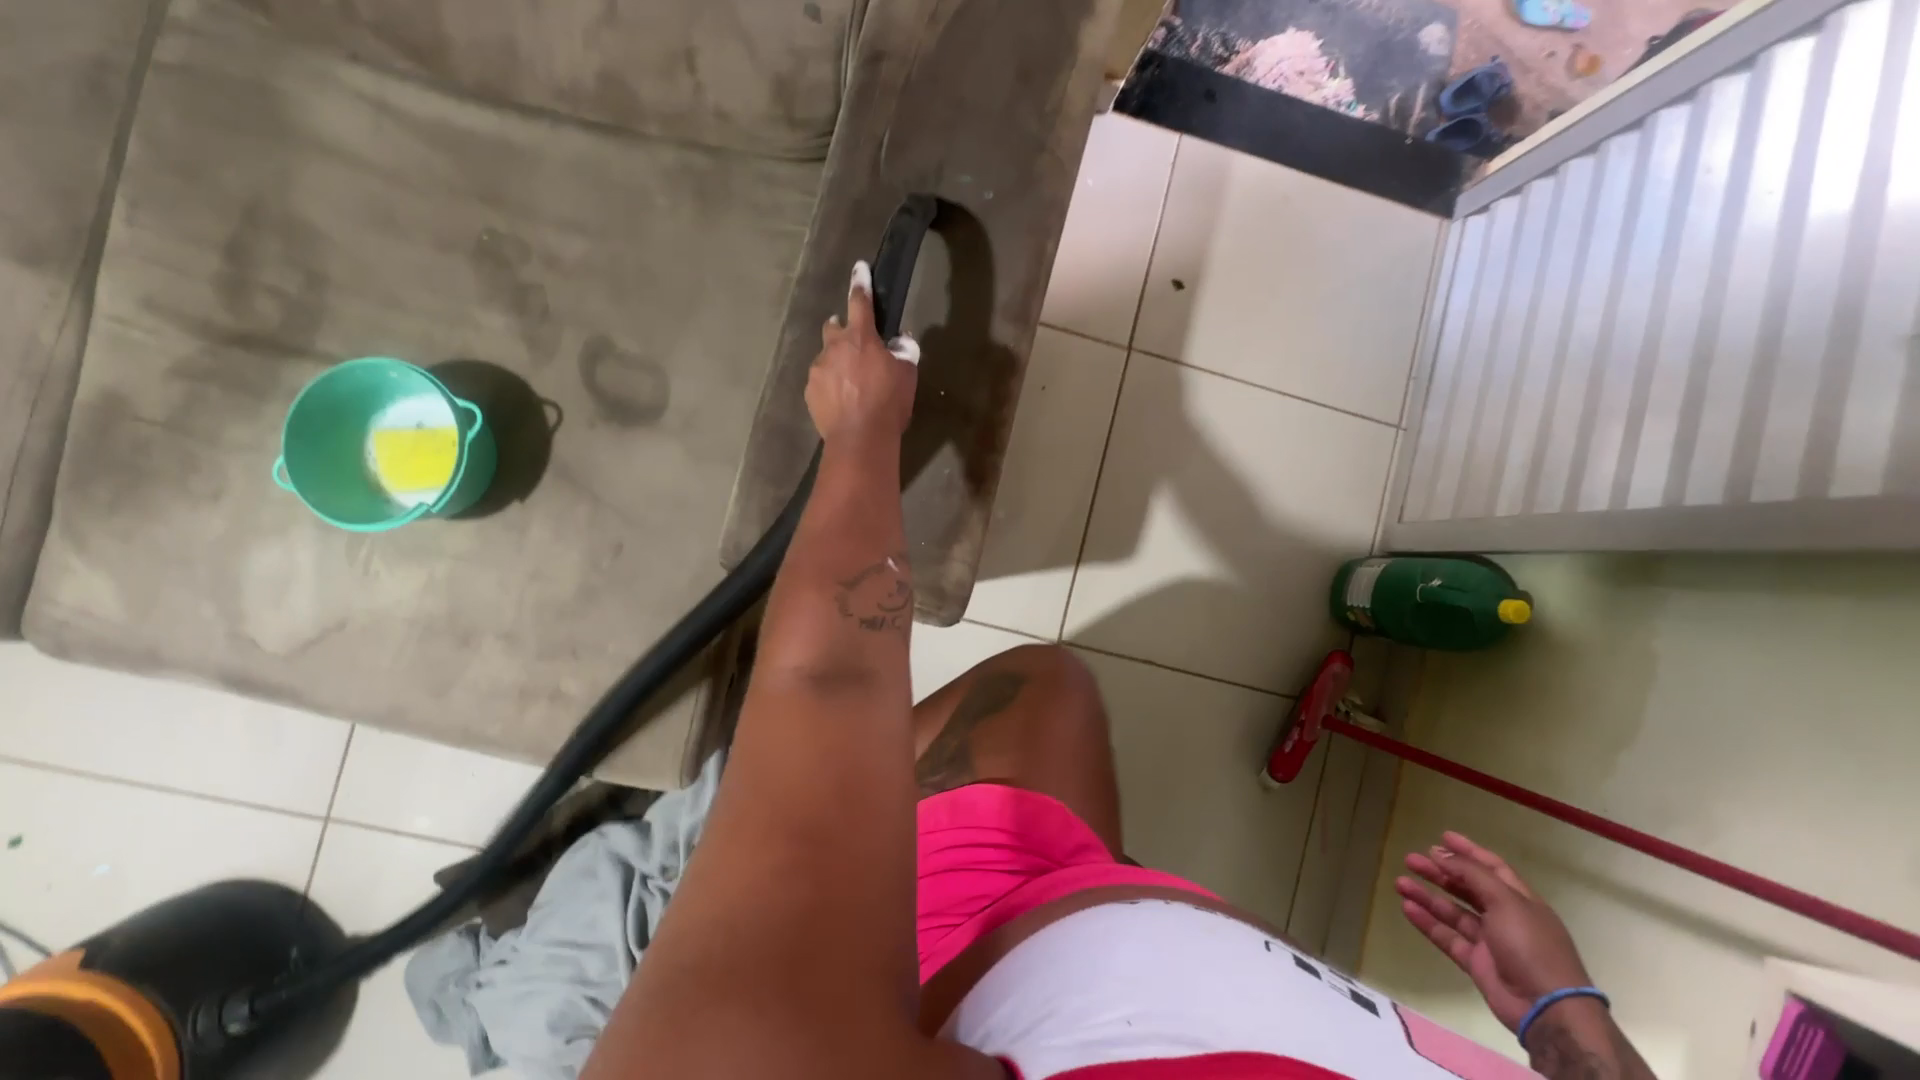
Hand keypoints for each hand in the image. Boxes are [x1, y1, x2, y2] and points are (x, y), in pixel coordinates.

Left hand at [807, 261, 919, 442]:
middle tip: (853, 341)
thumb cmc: (888, 403)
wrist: (859, 438)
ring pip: (826, 356)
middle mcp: (834, 347)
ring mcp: (818, 369)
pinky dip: (830, 384)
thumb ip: (904, 352)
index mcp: (860, 337)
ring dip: (836, 361)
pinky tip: (841, 400)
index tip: (859, 267)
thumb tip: (901, 342)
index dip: (861, 283)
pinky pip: (820, 380)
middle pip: (834, 326)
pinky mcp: (810, 391)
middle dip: (841, 328)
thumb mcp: (907, 375)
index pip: (860, 301)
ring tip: (849, 381)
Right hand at [1395, 832, 1592, 1033]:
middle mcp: (1505, 917)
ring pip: (1454, 913)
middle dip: (1440, 873)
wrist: (1547, 1007)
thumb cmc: (1531, 946)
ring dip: (1428, 897)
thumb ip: (1472, 875)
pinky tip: (1407, 908)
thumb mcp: (1505, 901)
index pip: (1492, 868)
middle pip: (1468, 889)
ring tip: (1400, 882)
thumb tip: (1441, 853)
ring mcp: (1491, 942)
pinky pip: (1448, 937)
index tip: (1442, 837)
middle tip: (1411, 860)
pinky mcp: (1477, 963)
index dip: (1468, 851)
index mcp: (1520, 900)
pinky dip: (1428, 922)